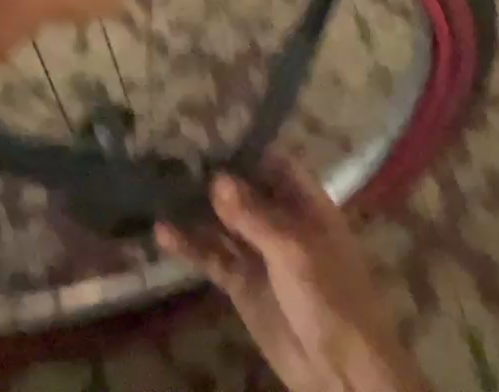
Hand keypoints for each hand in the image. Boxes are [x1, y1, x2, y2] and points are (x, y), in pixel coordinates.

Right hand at [157, 156, 430, 391]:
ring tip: (156, 187)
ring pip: (221, 222)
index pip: (273, 163)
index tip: (205, 131)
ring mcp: (258, 253)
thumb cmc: (331, 297)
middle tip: (166, 153)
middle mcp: (280, 222)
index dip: (244, 148)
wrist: (342, 370)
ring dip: (194, 208)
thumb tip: (216, 178)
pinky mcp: (241, 282)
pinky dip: (189, 245)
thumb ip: (253, 216)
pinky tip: (162, 232)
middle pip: (242, 191)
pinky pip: (211, 257)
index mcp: (306, 205)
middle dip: (210, 175)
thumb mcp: (294, 250)